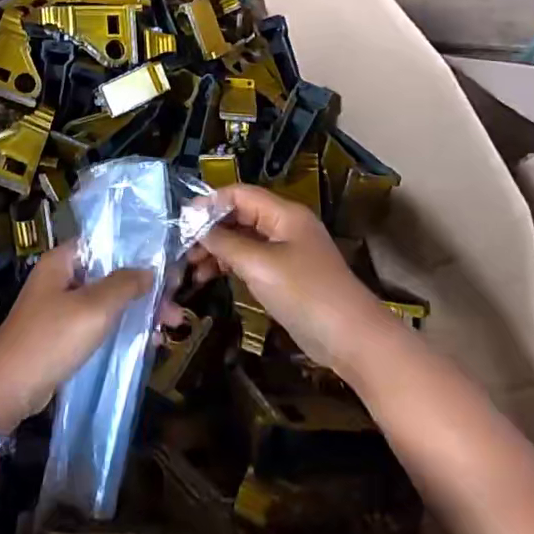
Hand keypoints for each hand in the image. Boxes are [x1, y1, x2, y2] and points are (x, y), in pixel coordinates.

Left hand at [0, 244, 153, 432]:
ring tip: (171, 327)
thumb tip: (149, 270)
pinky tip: (148, 342)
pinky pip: (100, 324)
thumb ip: (124, 284)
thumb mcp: (93, 308)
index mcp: (62, 261)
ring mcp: (61, 307)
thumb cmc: (51, 338)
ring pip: (108, 301)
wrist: (9, 387)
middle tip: (176, 307)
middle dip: (144, 289)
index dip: (136, 251)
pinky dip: (122, 329)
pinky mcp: (64, 334)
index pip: (104, 242)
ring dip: (138, 311)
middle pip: (110, 274)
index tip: (168, 265)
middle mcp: (61, 278)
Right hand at [189, 184, 383, 367]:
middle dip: (209, 229)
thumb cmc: (305, 293)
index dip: (209, 203)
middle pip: (239, 215)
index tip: (182, 222)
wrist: (351, 338)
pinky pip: (249, 259)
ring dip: (216, 250)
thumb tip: (195, 226)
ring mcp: (285, 251)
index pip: (239, 194)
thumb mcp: (259, 265)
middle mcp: (284, 226)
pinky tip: (209, 277)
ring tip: (192, 269)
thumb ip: (224, 242)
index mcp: (284, 214)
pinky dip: (229, 265)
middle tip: (183, 250)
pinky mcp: (283, 275)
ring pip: (241, 239)